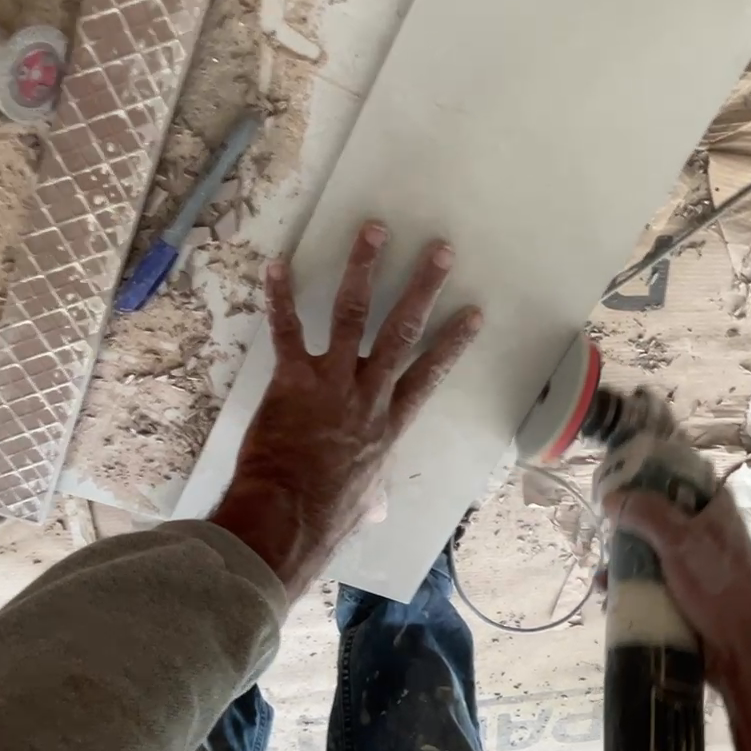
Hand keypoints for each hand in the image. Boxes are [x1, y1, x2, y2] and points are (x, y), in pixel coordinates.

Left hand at [211, 221, 482, 599]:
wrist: (287, 518)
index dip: (453, 341)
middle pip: (402, 331)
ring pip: (352, 315)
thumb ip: (375, 495)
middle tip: (438, 251)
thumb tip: (379, 509)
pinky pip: (286, 331)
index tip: (473, 312)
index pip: (431, 372)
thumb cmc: (329, 515)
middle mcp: (369, 393)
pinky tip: (277, 265)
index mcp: (391, 422)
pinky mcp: (291, 380)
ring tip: (374, 231)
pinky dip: (279, 298)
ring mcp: (331, 383)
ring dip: (364, 270)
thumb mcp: (364, 504)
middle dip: (422, 288)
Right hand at [606, 488, 750, 750]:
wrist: (747, 653)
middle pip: (657, 516)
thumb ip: (646, 513)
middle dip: (627, 528)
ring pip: (651, 552)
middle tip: (604, 536)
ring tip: (603, 578)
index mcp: (713, 507)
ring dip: (625, 562)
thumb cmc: (720, 587)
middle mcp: (706, 530)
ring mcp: (697, 564)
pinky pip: (653, 581)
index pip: (676, 476)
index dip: (644, 476)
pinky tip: (612, 597)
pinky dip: (632, 586)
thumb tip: (611, 498)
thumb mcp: (681, 541)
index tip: (614, 484)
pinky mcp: (688, 594)